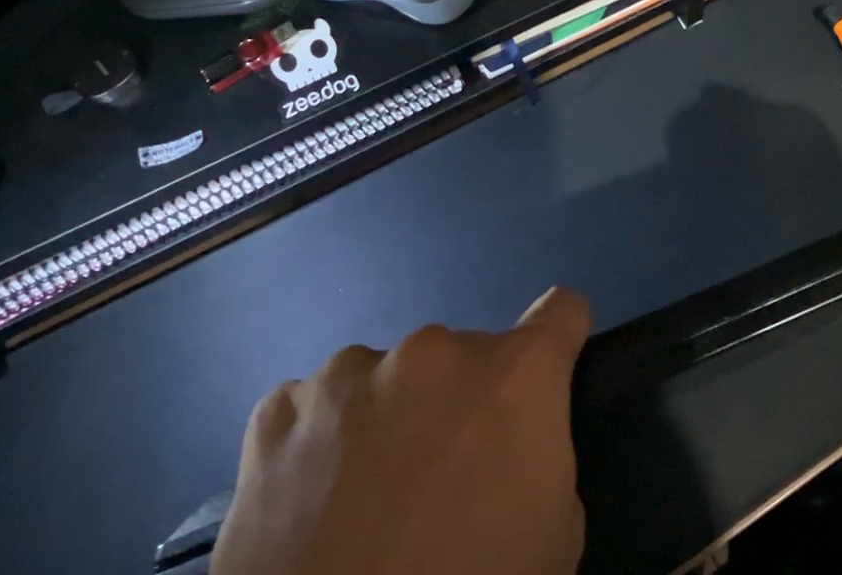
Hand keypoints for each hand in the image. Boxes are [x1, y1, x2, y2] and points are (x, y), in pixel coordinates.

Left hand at [211, 288, 592, 574]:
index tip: (549, 375)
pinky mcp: (280, 409)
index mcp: (514, 374)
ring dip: (390, 416)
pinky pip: (316, 408)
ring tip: (368, 495)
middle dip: (461, 402)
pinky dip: (322, 442)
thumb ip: (541, 455)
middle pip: (464, 356)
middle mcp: (435, 350)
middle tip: (443, 478)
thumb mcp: (555, 529)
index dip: (560, 339)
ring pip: (387, 378)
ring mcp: (350, 372)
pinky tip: (313, 502)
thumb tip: (511, 446)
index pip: (561, 312)